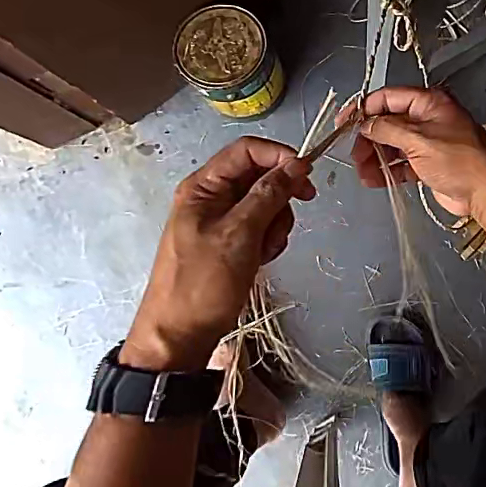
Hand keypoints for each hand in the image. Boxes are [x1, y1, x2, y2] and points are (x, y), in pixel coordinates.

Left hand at [124, 137, 316, 369]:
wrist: (180, 336)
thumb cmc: (203, 283)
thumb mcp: (240, 234)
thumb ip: (269, 194)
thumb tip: (296, 164)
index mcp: (204, 187)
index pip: (247, 150)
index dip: (279, 156)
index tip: (306, 175)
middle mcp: (212, 197)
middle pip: (261, 175)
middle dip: (281, 194)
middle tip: (297, 210)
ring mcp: (222, 219)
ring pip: (267, 201)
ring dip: (277, 221)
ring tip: (267, 247)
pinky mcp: (232, 240)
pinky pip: (262, 225)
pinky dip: (270, 237)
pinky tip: (263, 256)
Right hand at [347, 86, 485, 218]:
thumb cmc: (460, 160)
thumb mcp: (419, 140)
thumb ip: (387, 129)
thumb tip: (366, 124)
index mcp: (429, 102)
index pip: (388, 98)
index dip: (364, 109)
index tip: (344, 124)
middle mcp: (428, 118)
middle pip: (388, 122)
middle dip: (368, 139)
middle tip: (355, 156)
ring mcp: (429, 142)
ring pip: (392, 144)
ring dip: (375, 158)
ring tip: (363, 173)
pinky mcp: (429, 164)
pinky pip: (402, 163)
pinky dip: (387, 170)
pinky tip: (374, 180)